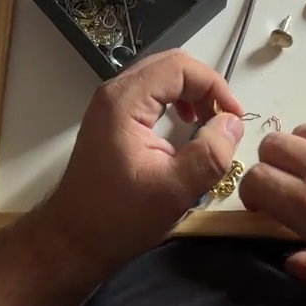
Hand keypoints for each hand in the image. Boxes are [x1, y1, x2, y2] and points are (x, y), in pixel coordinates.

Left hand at [38, 50, 245, 275]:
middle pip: (170, 64)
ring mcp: (111, 102)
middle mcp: (115, 91)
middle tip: (224, 119)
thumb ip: (209, 154)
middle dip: (204, 86)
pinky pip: (151, 92)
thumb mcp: (174, 191)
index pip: (179, 67)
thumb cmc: (119, 219)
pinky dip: (175, 100)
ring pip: (161, 76)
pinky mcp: (113, 116)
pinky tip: (185, 125)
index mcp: (125, 101)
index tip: (233, 117)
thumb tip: (233, 123)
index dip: (213, 85)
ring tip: (208, 123)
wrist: (72, 241)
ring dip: (191, 92)